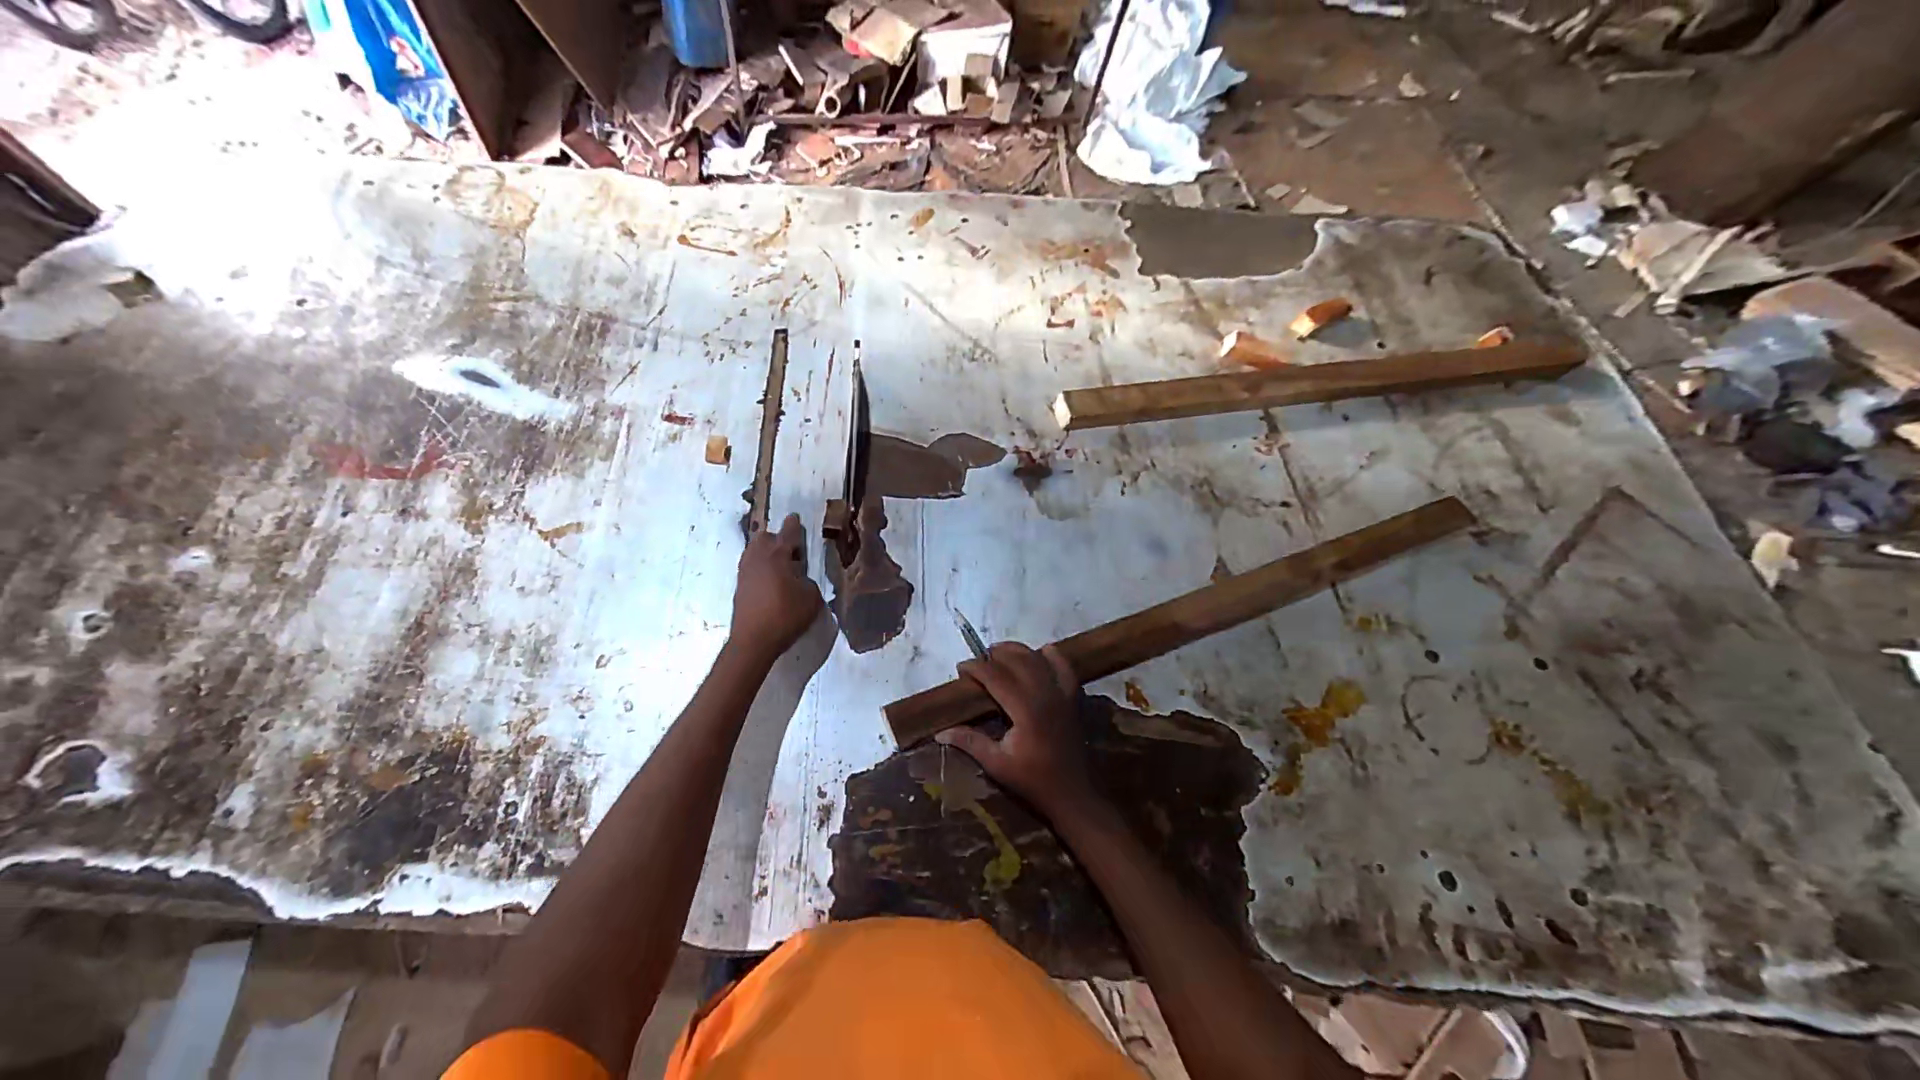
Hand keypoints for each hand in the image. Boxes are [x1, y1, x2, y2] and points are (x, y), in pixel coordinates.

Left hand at [730, 514, 822, 661]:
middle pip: (764, 538)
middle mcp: (758, 558)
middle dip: (776, 538)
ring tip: (779, 565)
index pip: (788, 533)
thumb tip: (801, 580)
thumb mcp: (811, 599)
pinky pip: (750, 567)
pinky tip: (770, 581)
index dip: (794, 525)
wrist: (754, 641)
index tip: (794, 517)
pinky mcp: (739, 587)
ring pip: (753, 551)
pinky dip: (760, 567)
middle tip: (790, 550)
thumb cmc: (786, 616)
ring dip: (765, 552)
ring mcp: (745, 572)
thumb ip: (809, 583)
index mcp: (777, 555)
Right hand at [937, 642, 1098, 819]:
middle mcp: (1045, 694)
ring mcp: (1062, 694)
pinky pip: (1064, 667)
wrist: (1071, 794)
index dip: (976, 667)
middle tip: (978, 664)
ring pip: (1039, 658)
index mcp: (1025, 709)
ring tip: (1000, 655)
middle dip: (995, 655)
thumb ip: (970, 742)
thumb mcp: (996, 764)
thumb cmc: (1032, 780)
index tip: (961, 668)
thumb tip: (941, 731)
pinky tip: (1039, 654)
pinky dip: (1050, 656)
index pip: (996, 676)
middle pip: (1018, 660)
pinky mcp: (1073, 698)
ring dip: (1018, 652)